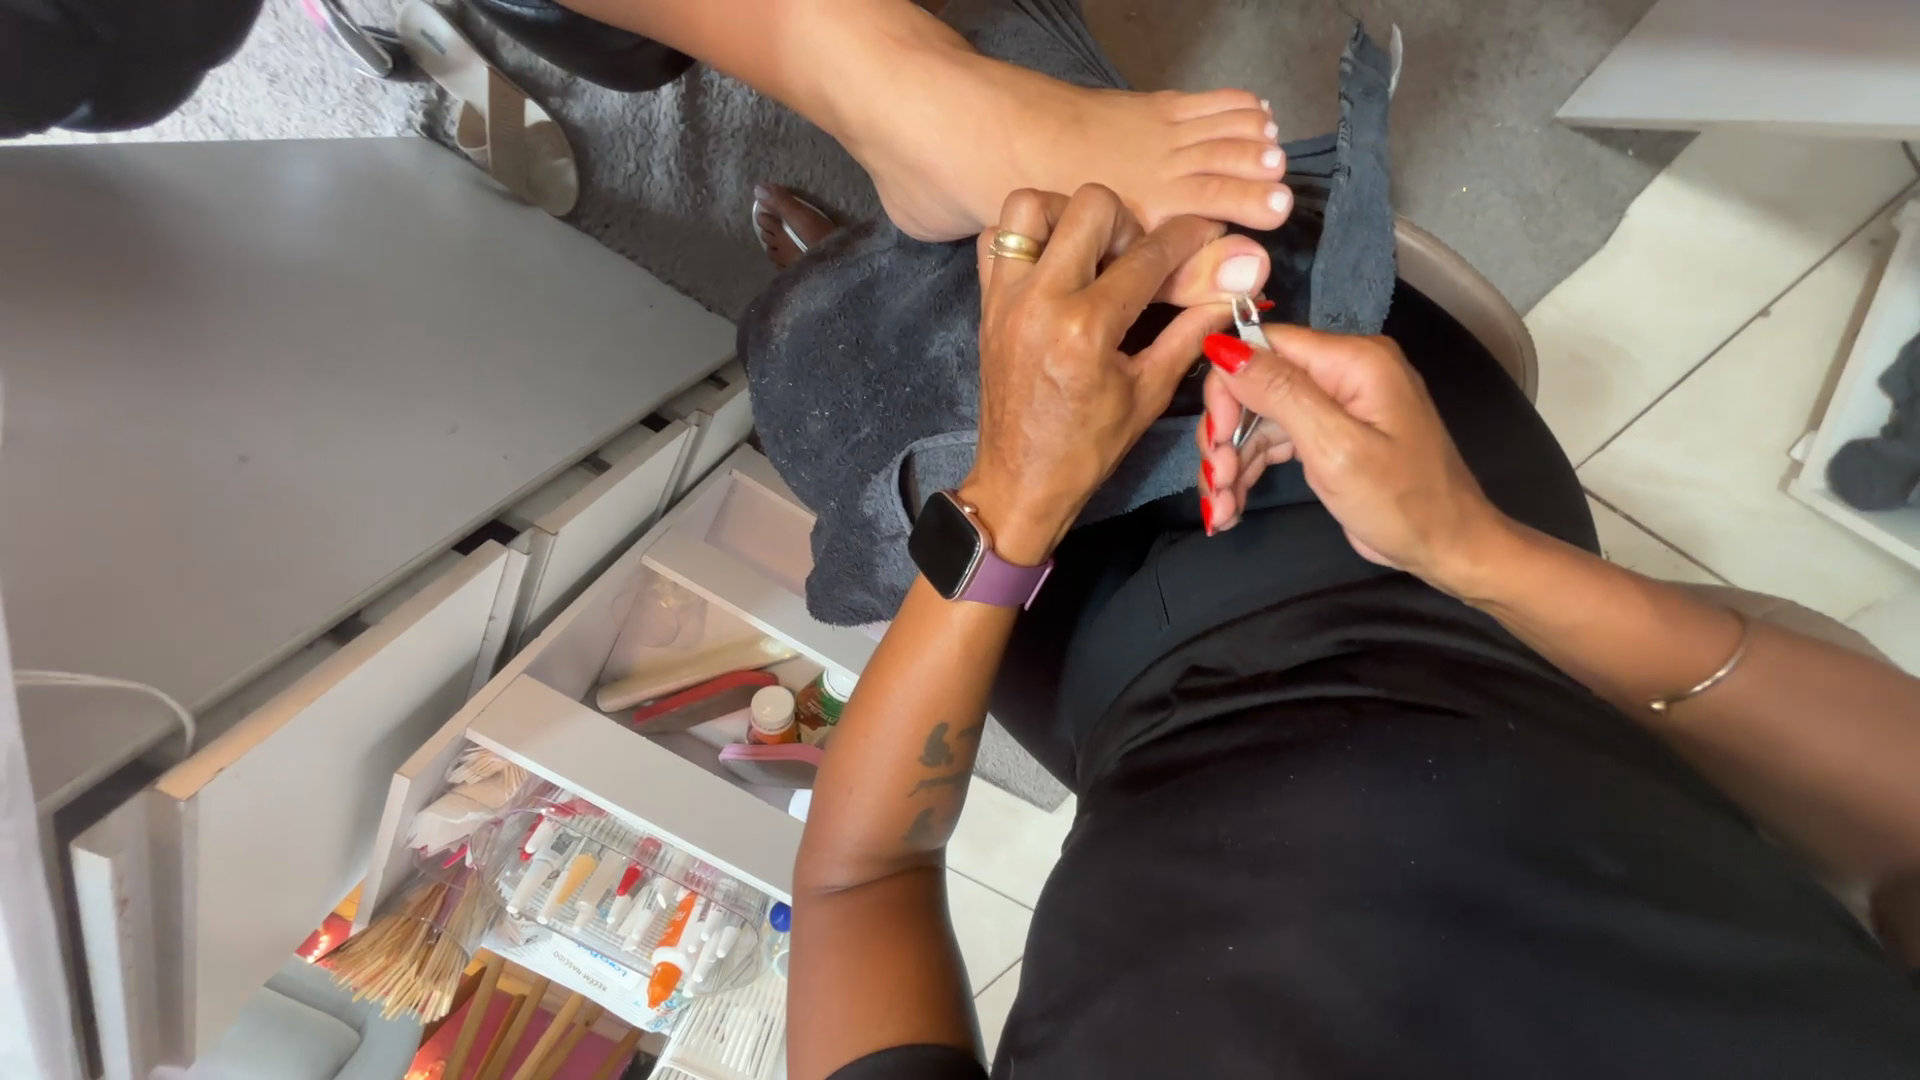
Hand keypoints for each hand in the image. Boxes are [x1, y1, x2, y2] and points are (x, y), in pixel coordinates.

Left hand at [960, 184, 1267, 563]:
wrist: (1020, 481)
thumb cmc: (1087, 449)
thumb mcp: (1149, 392)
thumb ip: (1191, 330)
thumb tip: (1238, 283)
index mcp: (1085, 329)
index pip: (1148, 254)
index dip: (1189, 237)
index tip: (1207, 234)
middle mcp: (1039, 300)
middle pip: (1090, 204)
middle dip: (1127, 222)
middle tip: (1135, 260)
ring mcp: (1004, 299)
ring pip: (1030, 206)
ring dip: (1067, 216)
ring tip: (1089, 256)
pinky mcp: (985, 305)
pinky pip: (994, 239)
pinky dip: (1025, 238)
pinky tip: (1053, 267)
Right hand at [1193, 325, 1513, 589]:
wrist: (1446, 547)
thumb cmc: (1402, 501)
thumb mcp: (1337, 449)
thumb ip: (1282, 394)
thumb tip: (1223, 349)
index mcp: (1352, 361)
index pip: (1262, 348)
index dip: (1227, 390)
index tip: (1217, 445)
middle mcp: (1340, 373)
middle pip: (1252, 386)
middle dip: (1225, 437)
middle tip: (1218, 486)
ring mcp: (1331, 404)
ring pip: (1254, 419)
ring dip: (1231, 463)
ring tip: (1222, 510)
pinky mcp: (1324, 433)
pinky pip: (1271, 441)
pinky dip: (1248, 472)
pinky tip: (1232, 506)